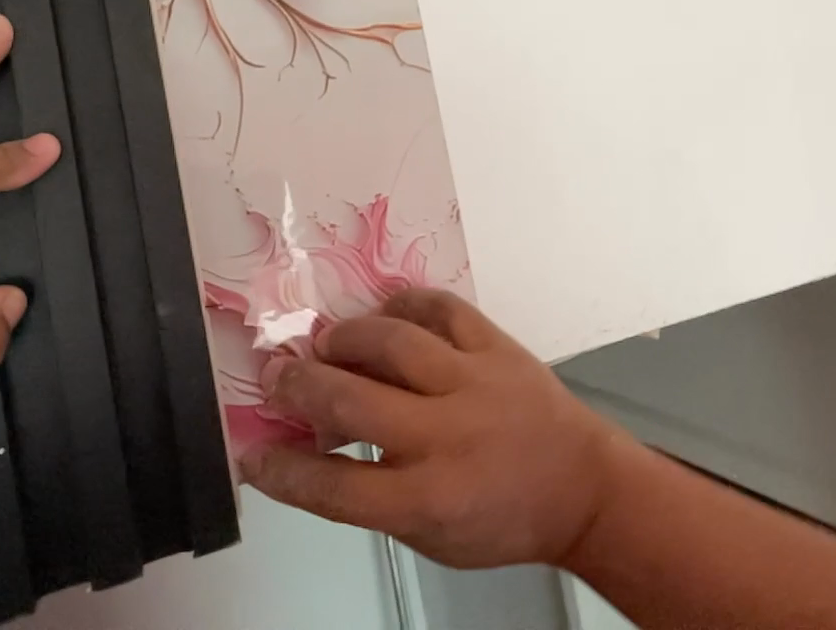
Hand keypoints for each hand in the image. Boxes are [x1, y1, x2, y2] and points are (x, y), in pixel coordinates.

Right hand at [239, 289, 637, 568]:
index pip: (332, 487)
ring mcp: (474, 383)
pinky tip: (385, 310)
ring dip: (346, 336)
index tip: (253, 454)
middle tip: (275, 371)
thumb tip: (307, 445)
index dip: (282, 470)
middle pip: (350, 401)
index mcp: (427, 501)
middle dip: (298, 384)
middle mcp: (446, 438)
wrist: (582, 488)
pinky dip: (405, 301)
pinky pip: (441, 307)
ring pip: (391, 342)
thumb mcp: (430, 533)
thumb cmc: (499, 519)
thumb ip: (369, 494)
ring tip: (328, 341)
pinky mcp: (497, 346)